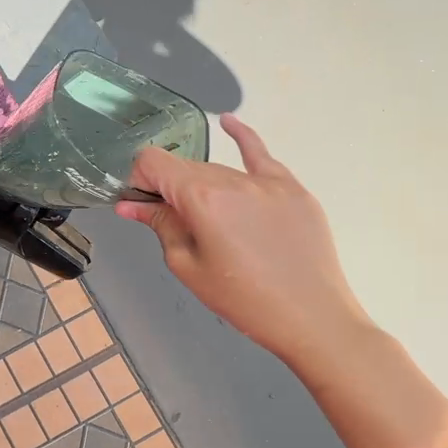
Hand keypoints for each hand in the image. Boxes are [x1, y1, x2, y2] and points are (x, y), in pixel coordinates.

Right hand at [116, 113, 372, 367]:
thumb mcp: (187, 265)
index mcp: (202, 197)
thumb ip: (159, 224)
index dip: (139, 180)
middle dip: (168, 186)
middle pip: (183, 167)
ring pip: (216, 170)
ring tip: (212, 220)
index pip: (152, 162)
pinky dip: (243, 136)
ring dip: (201, 185)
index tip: (143, 205)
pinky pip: (262, 155)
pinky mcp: (294, 192)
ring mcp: (268, 184)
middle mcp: (233, 181)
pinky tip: (228, 122)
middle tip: (173, 221)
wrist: (317, 324)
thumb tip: (130, 204)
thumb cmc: (243, 300)